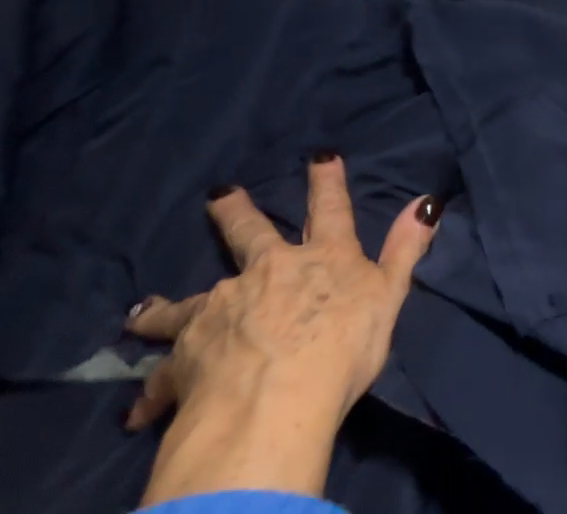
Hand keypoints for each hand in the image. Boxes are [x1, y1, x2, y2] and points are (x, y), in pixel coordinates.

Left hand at [125, 152, 441, 505]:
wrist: (274, 400)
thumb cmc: (344, 346)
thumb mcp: (389, 296)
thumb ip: (404, 249)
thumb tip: (427, 202)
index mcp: (322, 259)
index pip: (330, 211)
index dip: (328, 183)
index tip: (320, 157)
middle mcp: (267, 271)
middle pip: (249, 234)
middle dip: (235, 212)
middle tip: (219, 195)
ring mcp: (222, 308)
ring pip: (189, 302)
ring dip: (167, 308)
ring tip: (144, 314)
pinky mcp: (186, 353)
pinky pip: (164, 374)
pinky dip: (154, 387)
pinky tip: (140, 409)